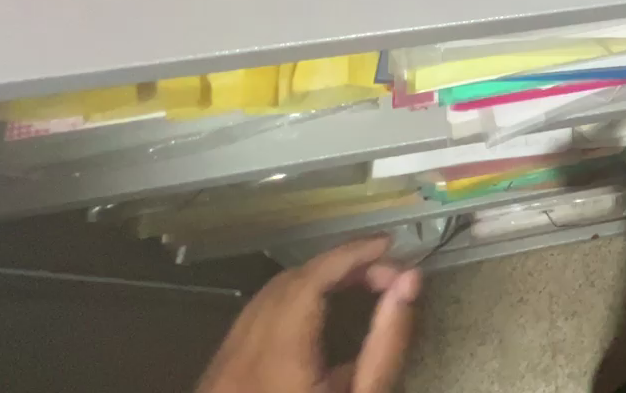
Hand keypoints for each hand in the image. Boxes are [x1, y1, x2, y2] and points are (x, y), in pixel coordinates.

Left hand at [196, 235, 420, 392]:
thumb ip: (388, 339)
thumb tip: (410, 277)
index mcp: (274, 364)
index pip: (309, 282)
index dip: (350, 254)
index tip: (391, 246)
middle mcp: (236, 360)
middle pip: (286, 283)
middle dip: (339, 265)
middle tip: (385, 272)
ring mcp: (217, 373)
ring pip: (265, 298)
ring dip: (315, 280)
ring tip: (361, 284)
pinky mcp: (214, 383)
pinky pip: (253, 321)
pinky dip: (293, 302)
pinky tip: (323, 311)